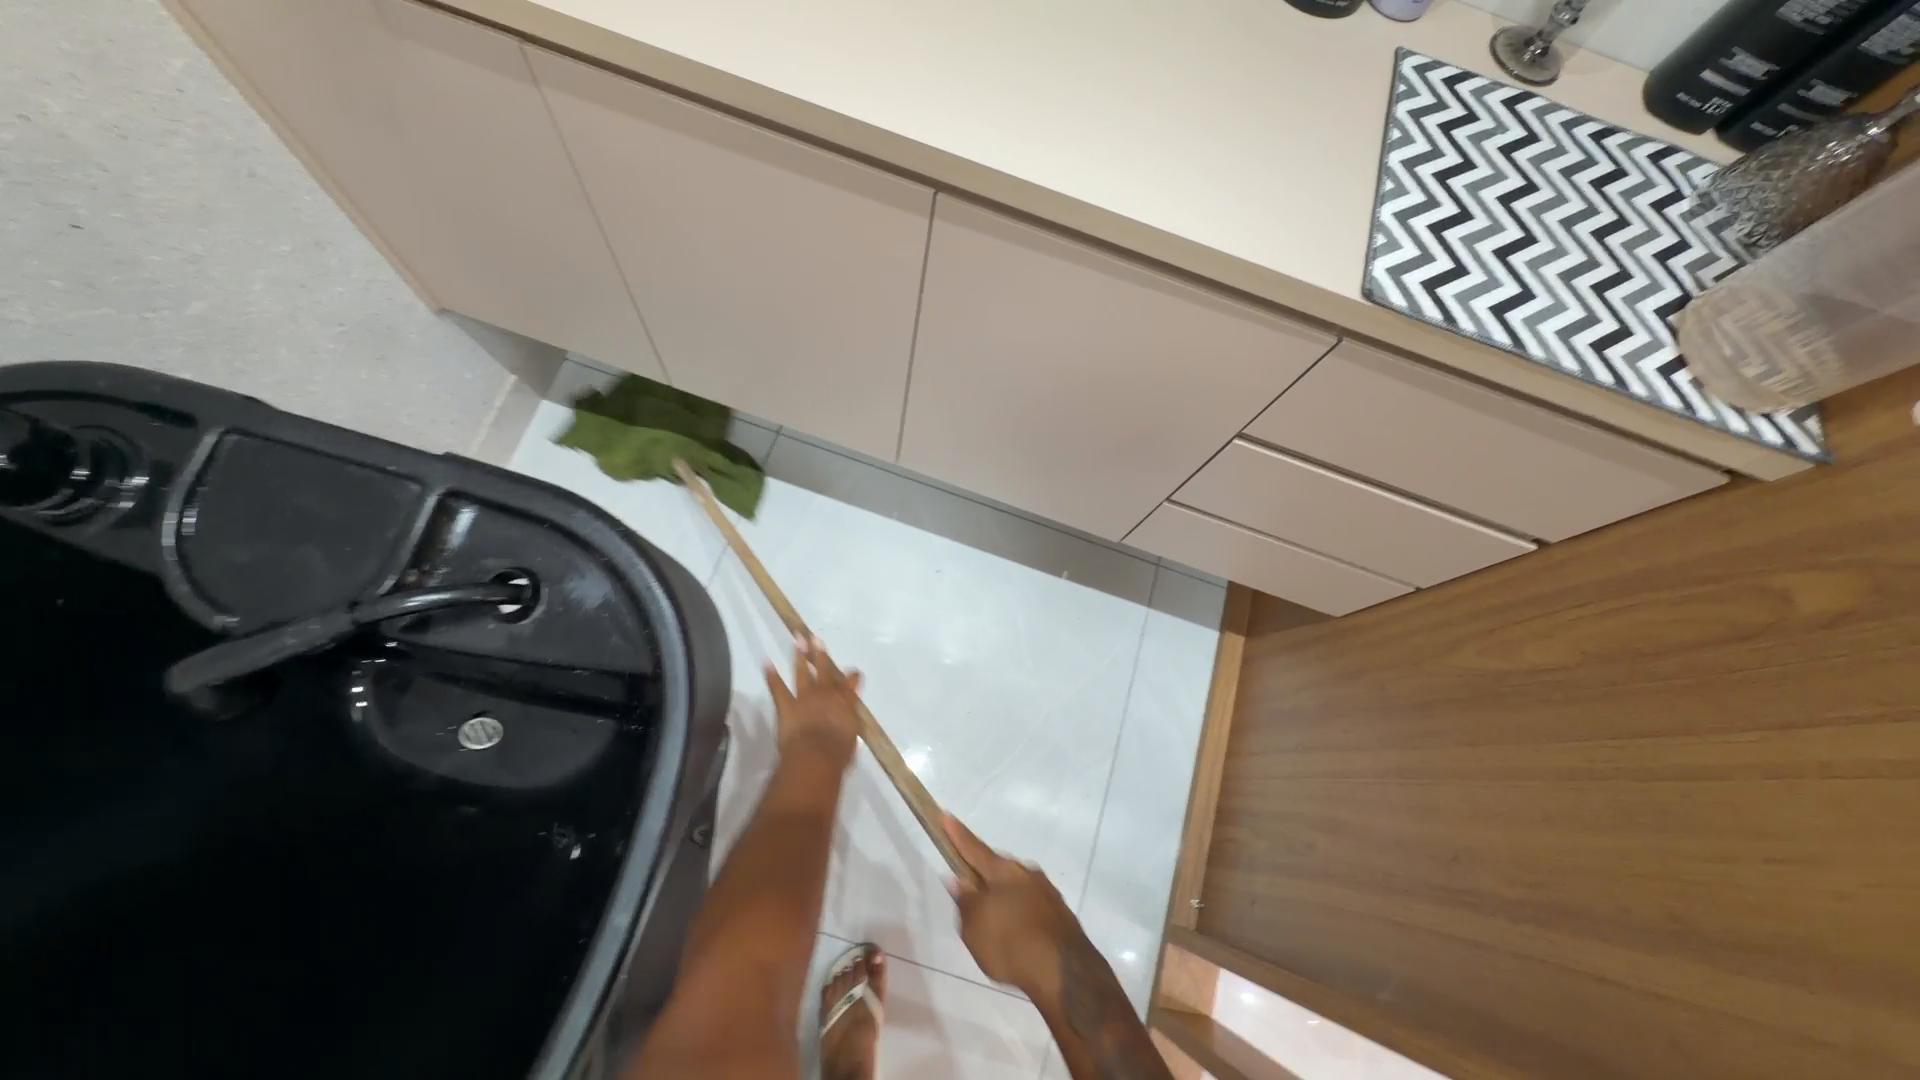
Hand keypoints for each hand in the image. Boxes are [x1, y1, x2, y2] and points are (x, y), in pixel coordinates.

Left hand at [764, 638, 862, 766]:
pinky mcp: (786, 705)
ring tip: (797, 639)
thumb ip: (849, 724)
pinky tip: (767, 662)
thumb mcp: (852, 738)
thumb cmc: (838, 753)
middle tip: (816, 638)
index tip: (854, 672)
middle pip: (825, 669)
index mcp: (845, 702)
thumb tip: (847, 720)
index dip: (853, 676)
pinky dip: (771, 676)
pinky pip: (777, 688)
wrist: (815, 757)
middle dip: (821, 654)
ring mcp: (805, 697)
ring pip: (802, 672)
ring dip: (800, 655)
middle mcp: (826, 694)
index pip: (852, 683)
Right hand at [944, 814, 1081, 1002]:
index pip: (974, 848)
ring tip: (995, 928)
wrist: (1066, 974)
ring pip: (1017, 888)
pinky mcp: (1061, 914)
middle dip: (983, 876)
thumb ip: (965, 900)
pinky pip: (1032, 906)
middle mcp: (1027, 874)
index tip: (945, 815)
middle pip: (998, 868)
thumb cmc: (1011, 945)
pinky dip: (1020, 914)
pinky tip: (1017, 937)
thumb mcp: (974, 927)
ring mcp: (1048, 893)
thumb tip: (959, 878)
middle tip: (970, 896)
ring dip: (1004, 898)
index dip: (957, 834)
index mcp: (1004, 872)